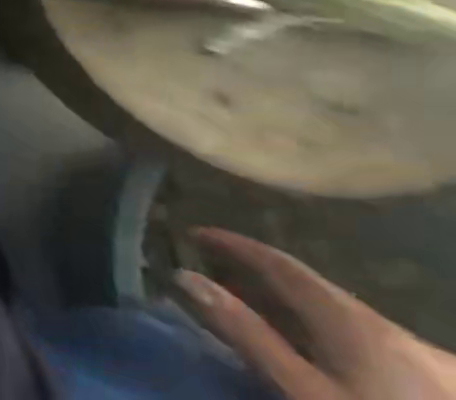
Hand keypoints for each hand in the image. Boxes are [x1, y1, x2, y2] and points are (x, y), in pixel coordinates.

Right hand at [175, 228, 455, 398]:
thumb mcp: (303, 388)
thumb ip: (248, 334)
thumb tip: (185, 276)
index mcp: (349, 319)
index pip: (279, 264)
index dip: (234, 244)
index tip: (194, 232)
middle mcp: (386, 325)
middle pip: (313, 287)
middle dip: (261, 275)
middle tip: (218, 273)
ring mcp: (422, 353)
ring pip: (342, 312)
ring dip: (294, 303)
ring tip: (260, 310)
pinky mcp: (437, 376)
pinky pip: (367, 335)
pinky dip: (324, 326)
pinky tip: (319, 346)